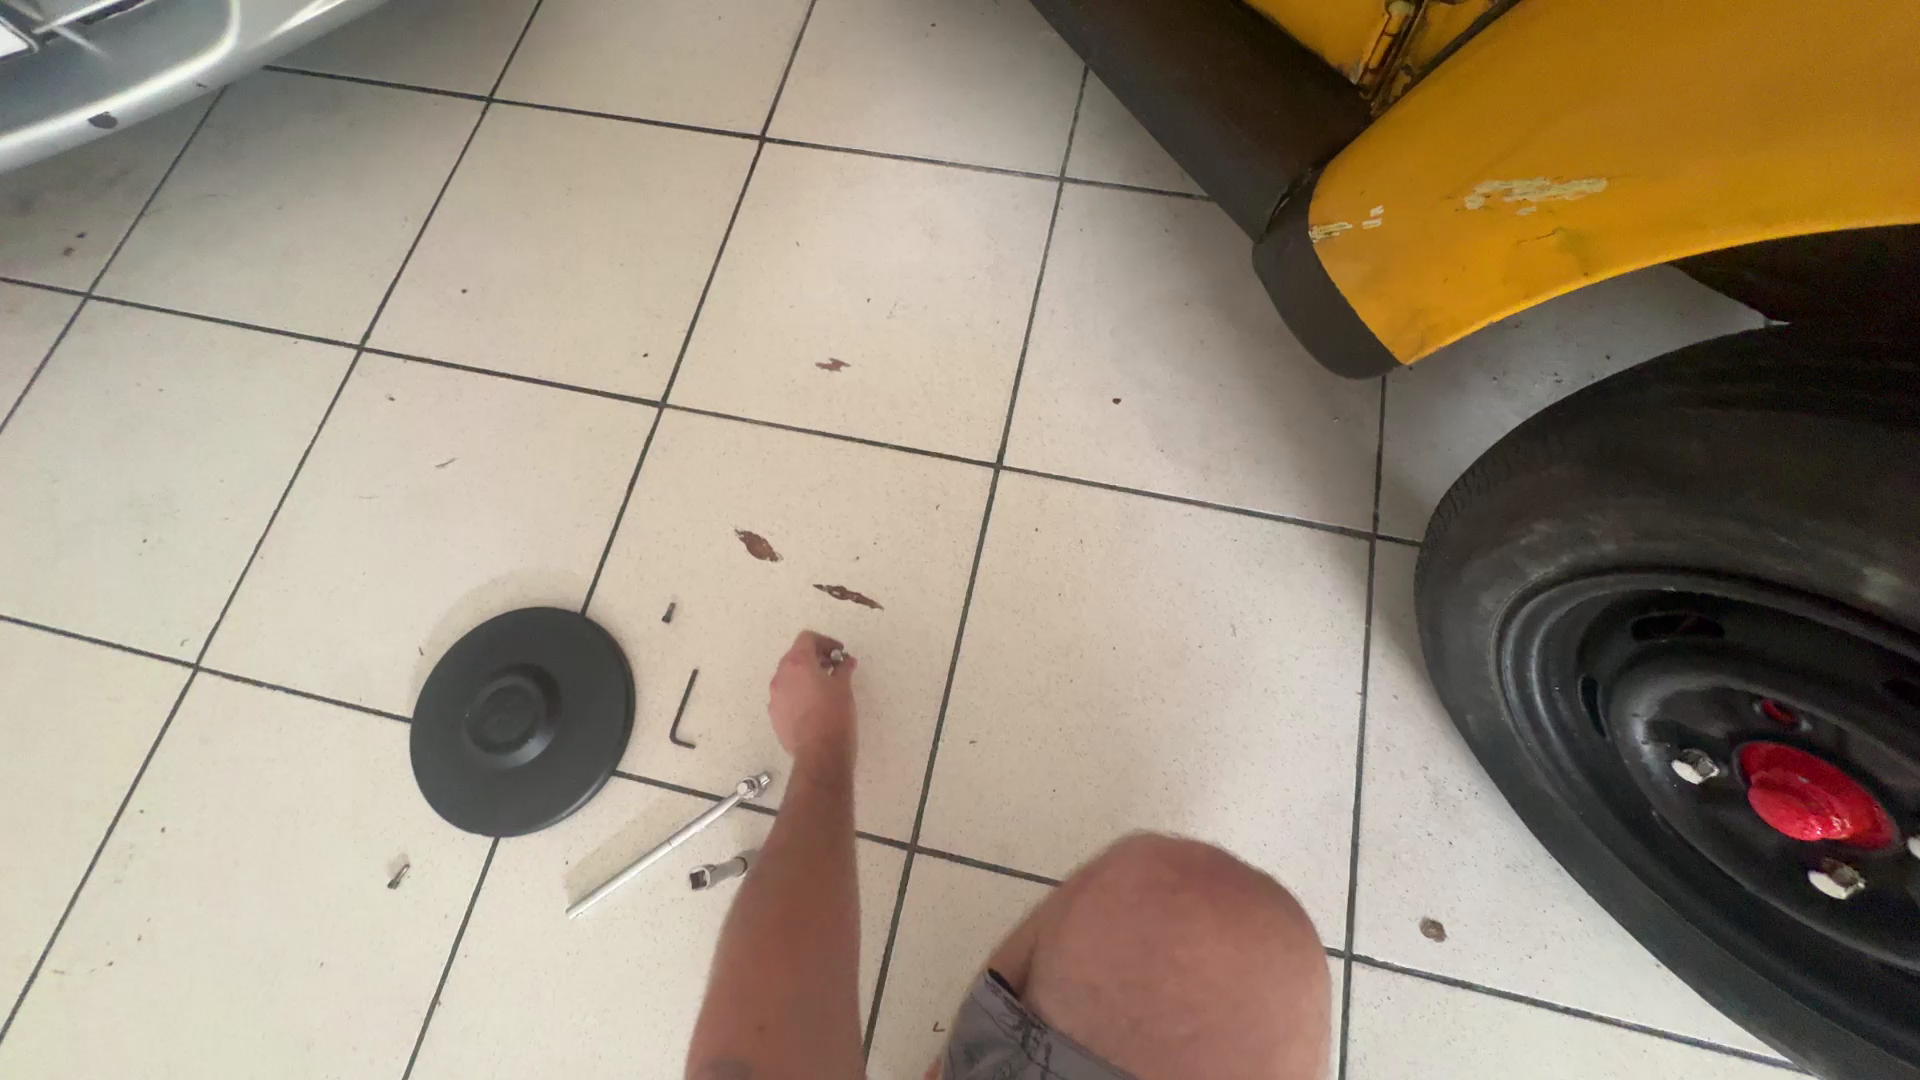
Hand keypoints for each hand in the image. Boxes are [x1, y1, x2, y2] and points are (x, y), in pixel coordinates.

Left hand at [767, 631, 856, 760]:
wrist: (819, 754)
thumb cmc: (834, 714)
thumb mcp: (844, 687)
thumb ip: (843, 669)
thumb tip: (846, 662)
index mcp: (797, 664)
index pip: (807, 638)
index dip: (825, 642)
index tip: (840, 653)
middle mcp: (781, 676)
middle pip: (796, 656)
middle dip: (815, 658)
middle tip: (835, 667)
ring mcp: (775, 697)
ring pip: (789, 676)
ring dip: (806, 675)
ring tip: (825, 687)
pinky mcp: (775, 715)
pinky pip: (786, 695)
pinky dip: (799, 692)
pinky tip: (815, 706)